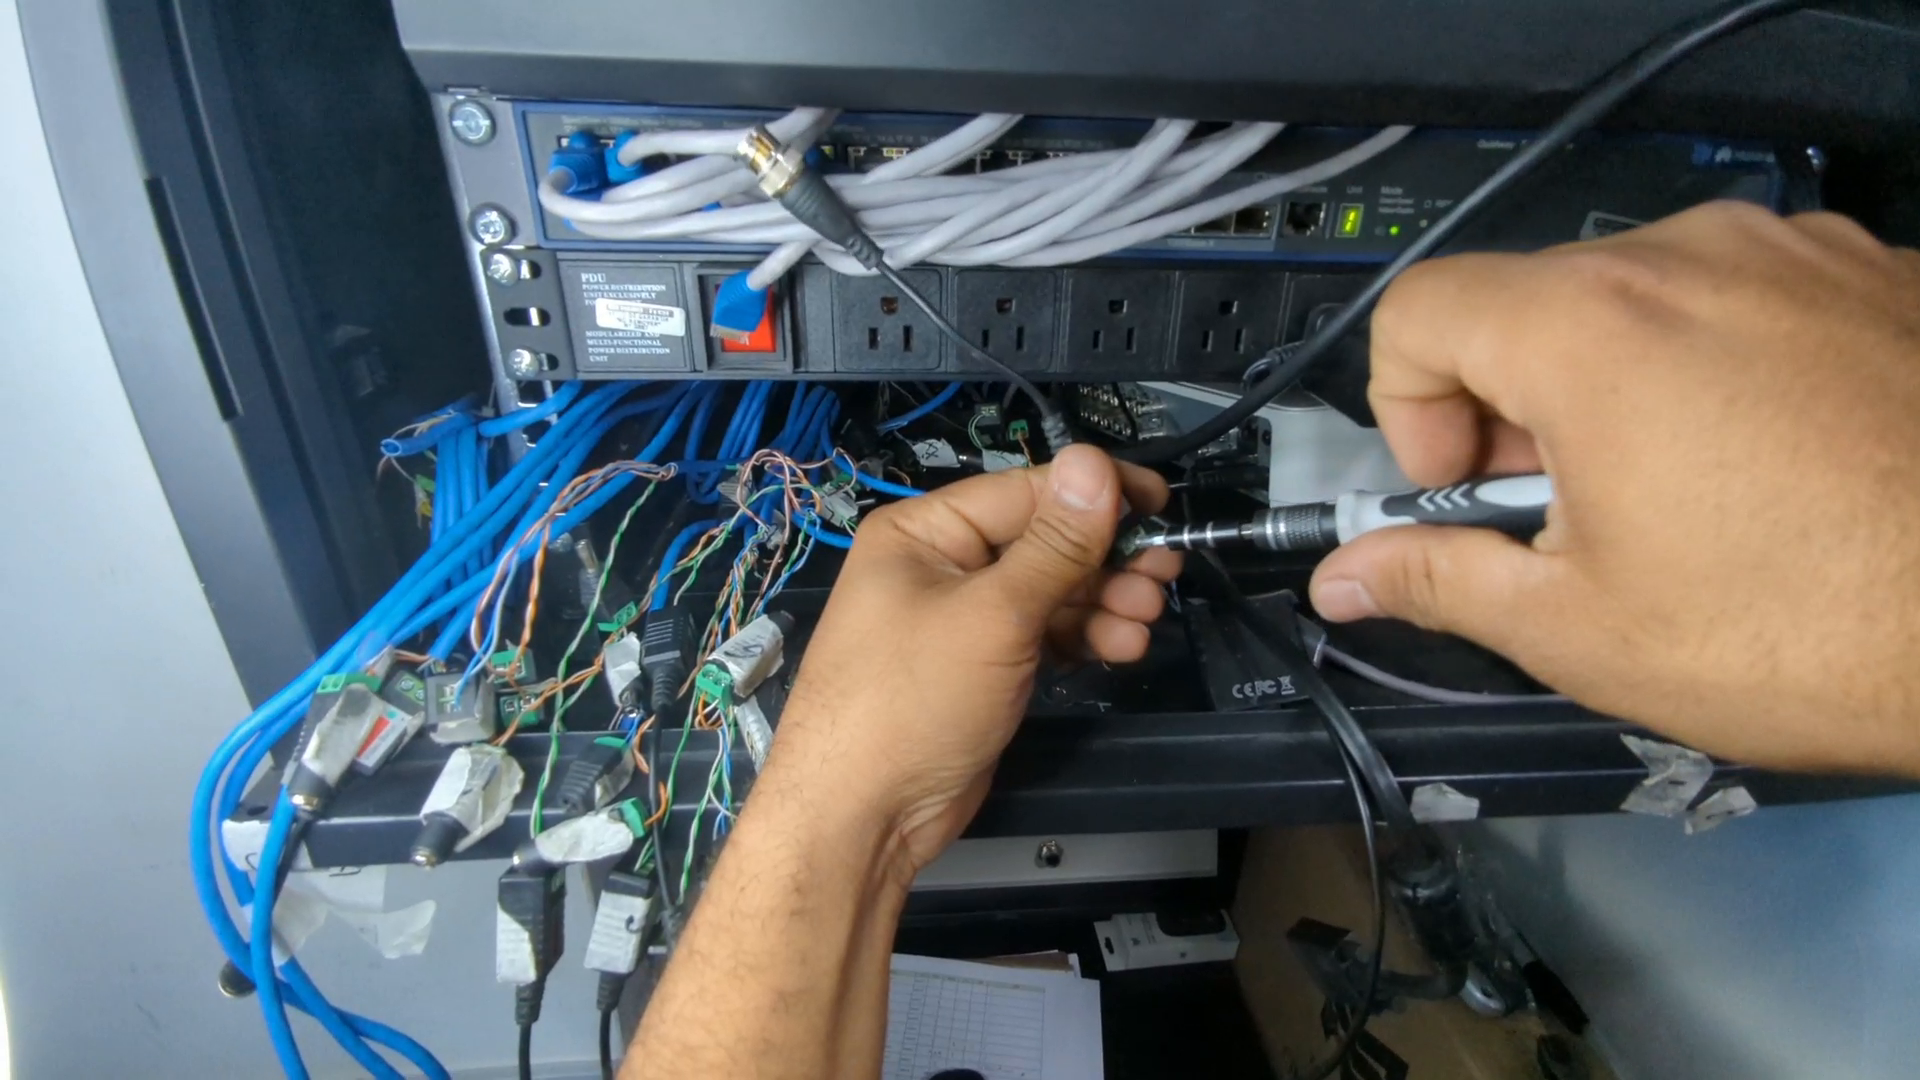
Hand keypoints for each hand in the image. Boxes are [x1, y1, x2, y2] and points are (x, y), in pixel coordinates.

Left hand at [766, 446, 1179, 876]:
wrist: (862, 820)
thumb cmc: (913, 699)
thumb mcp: (992, 616)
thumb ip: (1054, 544)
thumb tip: (1094, 460)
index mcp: (925, 531)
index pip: (1023, 492)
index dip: (1094, 493)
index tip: (1159, 502)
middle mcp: (943, 565)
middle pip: (1041, 543)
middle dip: (1104, 559)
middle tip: (1163, 572)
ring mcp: (964, 618)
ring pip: (1049, 591)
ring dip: (1102, 601)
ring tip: (1145, 619)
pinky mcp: (983, 664)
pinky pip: (1042, 633)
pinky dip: (1082, 636)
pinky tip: (1121, 646)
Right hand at [1308, 202, 1919, 773]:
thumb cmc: (1811, 628)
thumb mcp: (1572, 623)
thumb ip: (1429, 580)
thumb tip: (1335, 580)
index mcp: (1593, 329)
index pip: (1415, 310)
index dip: (1404, 404)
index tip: (1464, 479)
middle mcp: (1687, 257)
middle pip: (1502, 307)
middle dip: (1488, 408)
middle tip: (1552, 506)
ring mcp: (1792, 253)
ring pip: (1599, 301)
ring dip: (1574, 389)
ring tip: (1649, 486)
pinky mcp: (1869, 272)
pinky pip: (1703, 297)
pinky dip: (1671, 366)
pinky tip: (1738, 456)